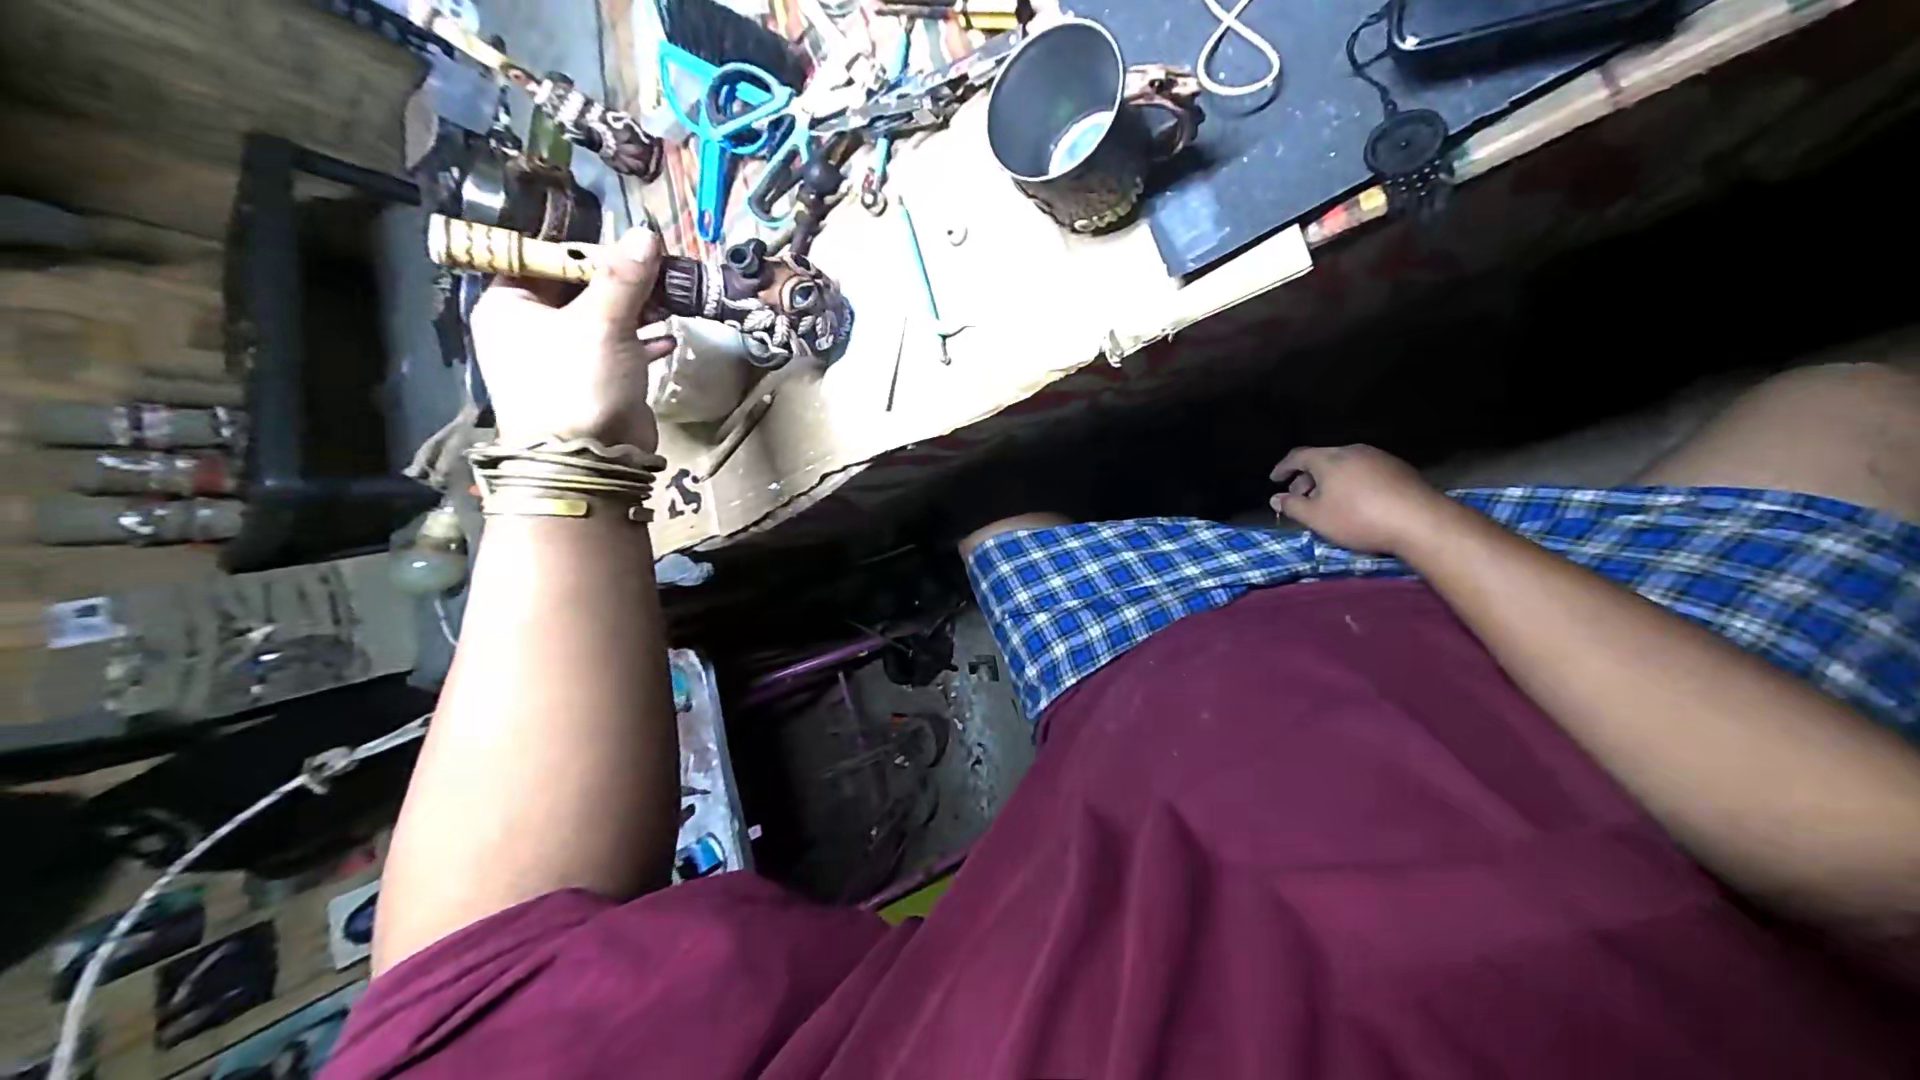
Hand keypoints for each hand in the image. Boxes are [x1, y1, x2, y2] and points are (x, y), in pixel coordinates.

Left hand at [469, 227, 675, 451]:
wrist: (590, 459)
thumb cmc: (579, 382)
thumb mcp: (602, 321)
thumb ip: (625, 277)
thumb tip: (646, 235)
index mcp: (509, 305)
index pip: (545, 258)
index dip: (587, 248)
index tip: (627, 244)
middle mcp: (529, 328)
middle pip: (577, 287)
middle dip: (621, 280)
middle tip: (658, 269)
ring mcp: (562, 357)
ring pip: (602, 318)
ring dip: (637, 309)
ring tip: (671, 299)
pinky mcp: (593, 381)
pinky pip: (618, 349)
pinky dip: (641, 341)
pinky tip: (667, 337)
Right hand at [1269, 445, 1460, 555]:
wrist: (1420, 521)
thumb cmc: (1358, 518)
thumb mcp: (1317, 517)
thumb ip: (1292, 506)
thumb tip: (1276, 498)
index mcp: (1329, 458)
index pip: (1298, 456)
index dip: (1283, 467)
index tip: (1275, 480)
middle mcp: (1353, 450)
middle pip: (1322, 459)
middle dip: (1306, 478)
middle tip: (1300, 498)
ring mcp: (1379, 457)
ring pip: (1344, 465)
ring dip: (1330, 481)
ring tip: (1327, 503)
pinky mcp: (1398, 468)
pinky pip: (1364, 471)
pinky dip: (1350, 482)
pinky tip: (1355, 502)